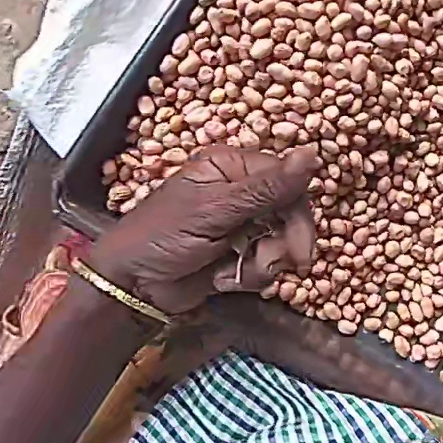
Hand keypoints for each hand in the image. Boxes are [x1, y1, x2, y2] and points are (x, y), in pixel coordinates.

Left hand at [87, 146, 320, 315]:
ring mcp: (240, 222)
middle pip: (288, 211)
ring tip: (231, 271)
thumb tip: (312, 155)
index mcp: (230, 165)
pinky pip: (265, 262)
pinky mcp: (238, 251)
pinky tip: (222, 278)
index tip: (300, 244)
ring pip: (280, 240)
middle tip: (274, 264)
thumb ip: (266, 189)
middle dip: (281, 243)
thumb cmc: (162, 236)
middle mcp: (239, 189)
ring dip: (262, 262)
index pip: (284, 179)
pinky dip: (249, 275)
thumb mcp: (215, 210)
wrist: (131, 287)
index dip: (296, 211)